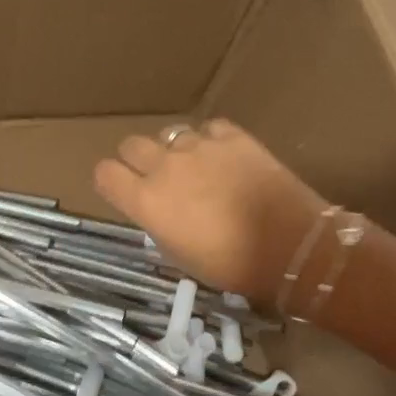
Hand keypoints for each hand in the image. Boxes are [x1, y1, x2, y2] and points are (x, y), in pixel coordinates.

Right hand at [93, 119, 328, 304]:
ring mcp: (199, 147)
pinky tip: (222, 157)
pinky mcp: (233, 137)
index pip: (104, 174)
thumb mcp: (179, 256)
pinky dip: (210, 141)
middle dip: (138, 160)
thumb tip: (157, 210)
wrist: (290, 248)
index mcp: (146, 201)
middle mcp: (165, 167)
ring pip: (170, 134)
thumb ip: (158, 224)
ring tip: (195, 167)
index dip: (111, 181)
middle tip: (156, 177)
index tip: (122, 190)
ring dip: (175, 150)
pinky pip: (209, 129)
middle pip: (131, 145)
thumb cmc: (230, 266)